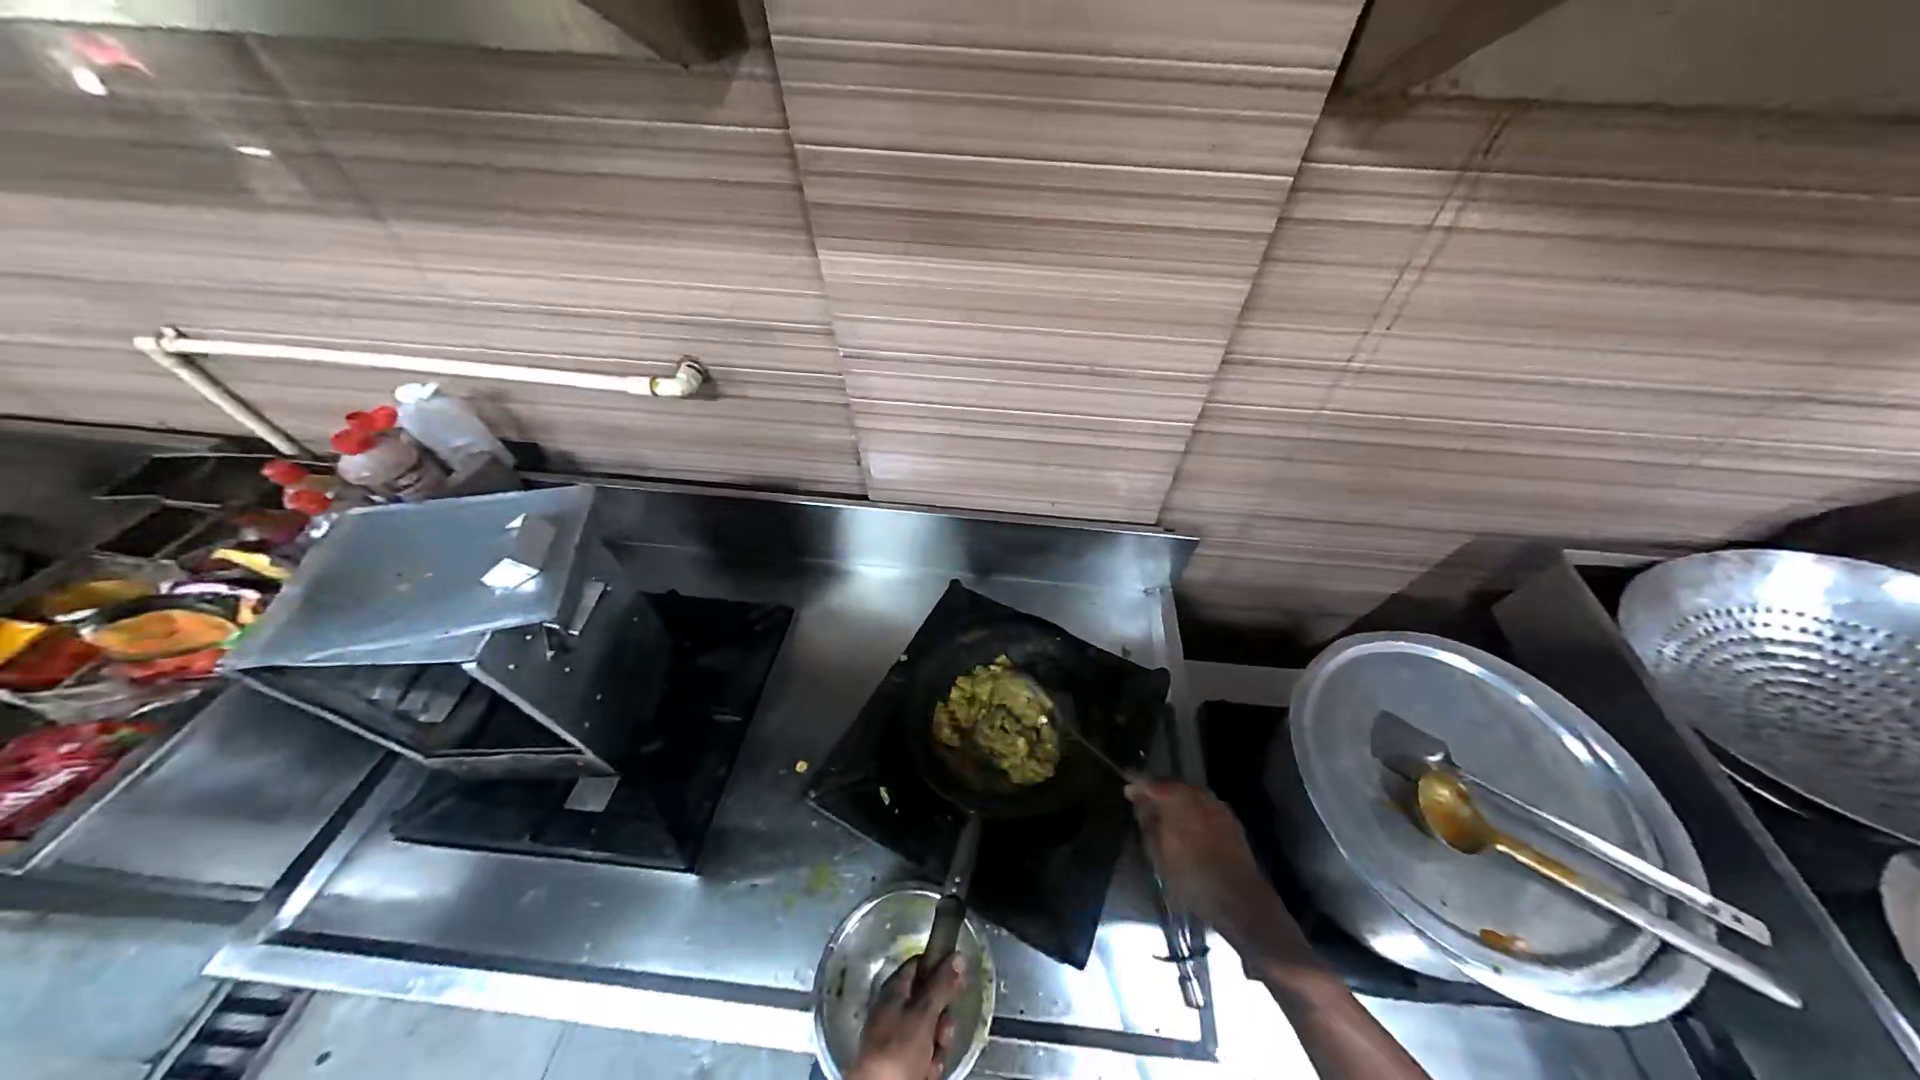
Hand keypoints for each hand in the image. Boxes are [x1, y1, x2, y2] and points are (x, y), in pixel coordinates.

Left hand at [847, 953, 966, 1079]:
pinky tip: (927, 1072)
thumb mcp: (923, 1013)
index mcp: (894, 991)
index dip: (939, 967)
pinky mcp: (905, 1062)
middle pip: (930, 1002)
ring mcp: (900, 1038)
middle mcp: (896, 1010)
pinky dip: (931, 1063)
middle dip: (943, 1018)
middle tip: (943, 1030)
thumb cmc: (898, 1049)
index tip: (959, 976)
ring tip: (933, 1058)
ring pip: (932, 1031)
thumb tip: (958, 955)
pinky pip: (927, 1054)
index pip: (919, 965)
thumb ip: (941, 985)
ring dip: (938, 1045)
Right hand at [1125, 777, 1312, 968]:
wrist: (1240, 901)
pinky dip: (1195, 810)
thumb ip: (1149, 825)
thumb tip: (1142, 806)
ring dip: (1178, 799)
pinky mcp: (1233, 822)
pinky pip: (1207, 807)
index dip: (1138, 784)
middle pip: (1175, 785)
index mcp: (1179, 802)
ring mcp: (1219, 808)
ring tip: (1167, 814)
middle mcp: (1200, 798)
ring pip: (1193, 795)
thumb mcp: (1159, 856)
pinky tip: (1190, 825)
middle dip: (1159, 791)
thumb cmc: (1193, 881)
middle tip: (1146, 802)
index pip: (1153, 783)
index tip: (1128, 790)